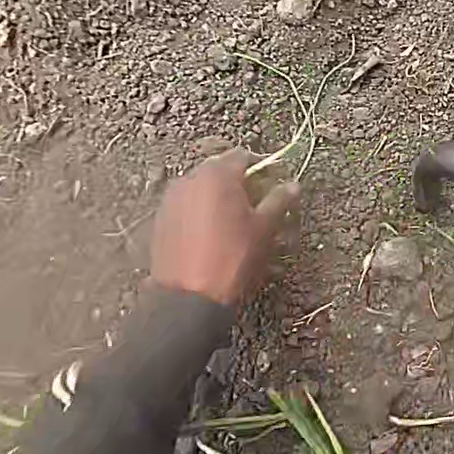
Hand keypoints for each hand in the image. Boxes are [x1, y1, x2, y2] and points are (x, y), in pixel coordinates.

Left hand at [150, 149, 299, 306]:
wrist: (189, 297)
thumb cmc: (233, 257)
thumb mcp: (265, 228)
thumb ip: (279, 200)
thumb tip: (292, 185)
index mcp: (216, 175)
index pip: (243, 156)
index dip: (263, 167)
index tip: (275, 184)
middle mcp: (189, 180)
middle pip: (221, 171)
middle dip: (241, 183)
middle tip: (259, 204)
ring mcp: (171, 200)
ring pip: (203, 189)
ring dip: (221, 198)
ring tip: (238, 223)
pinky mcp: (161, 221)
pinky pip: (188, 206)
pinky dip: (204, 213)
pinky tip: (216, 235)